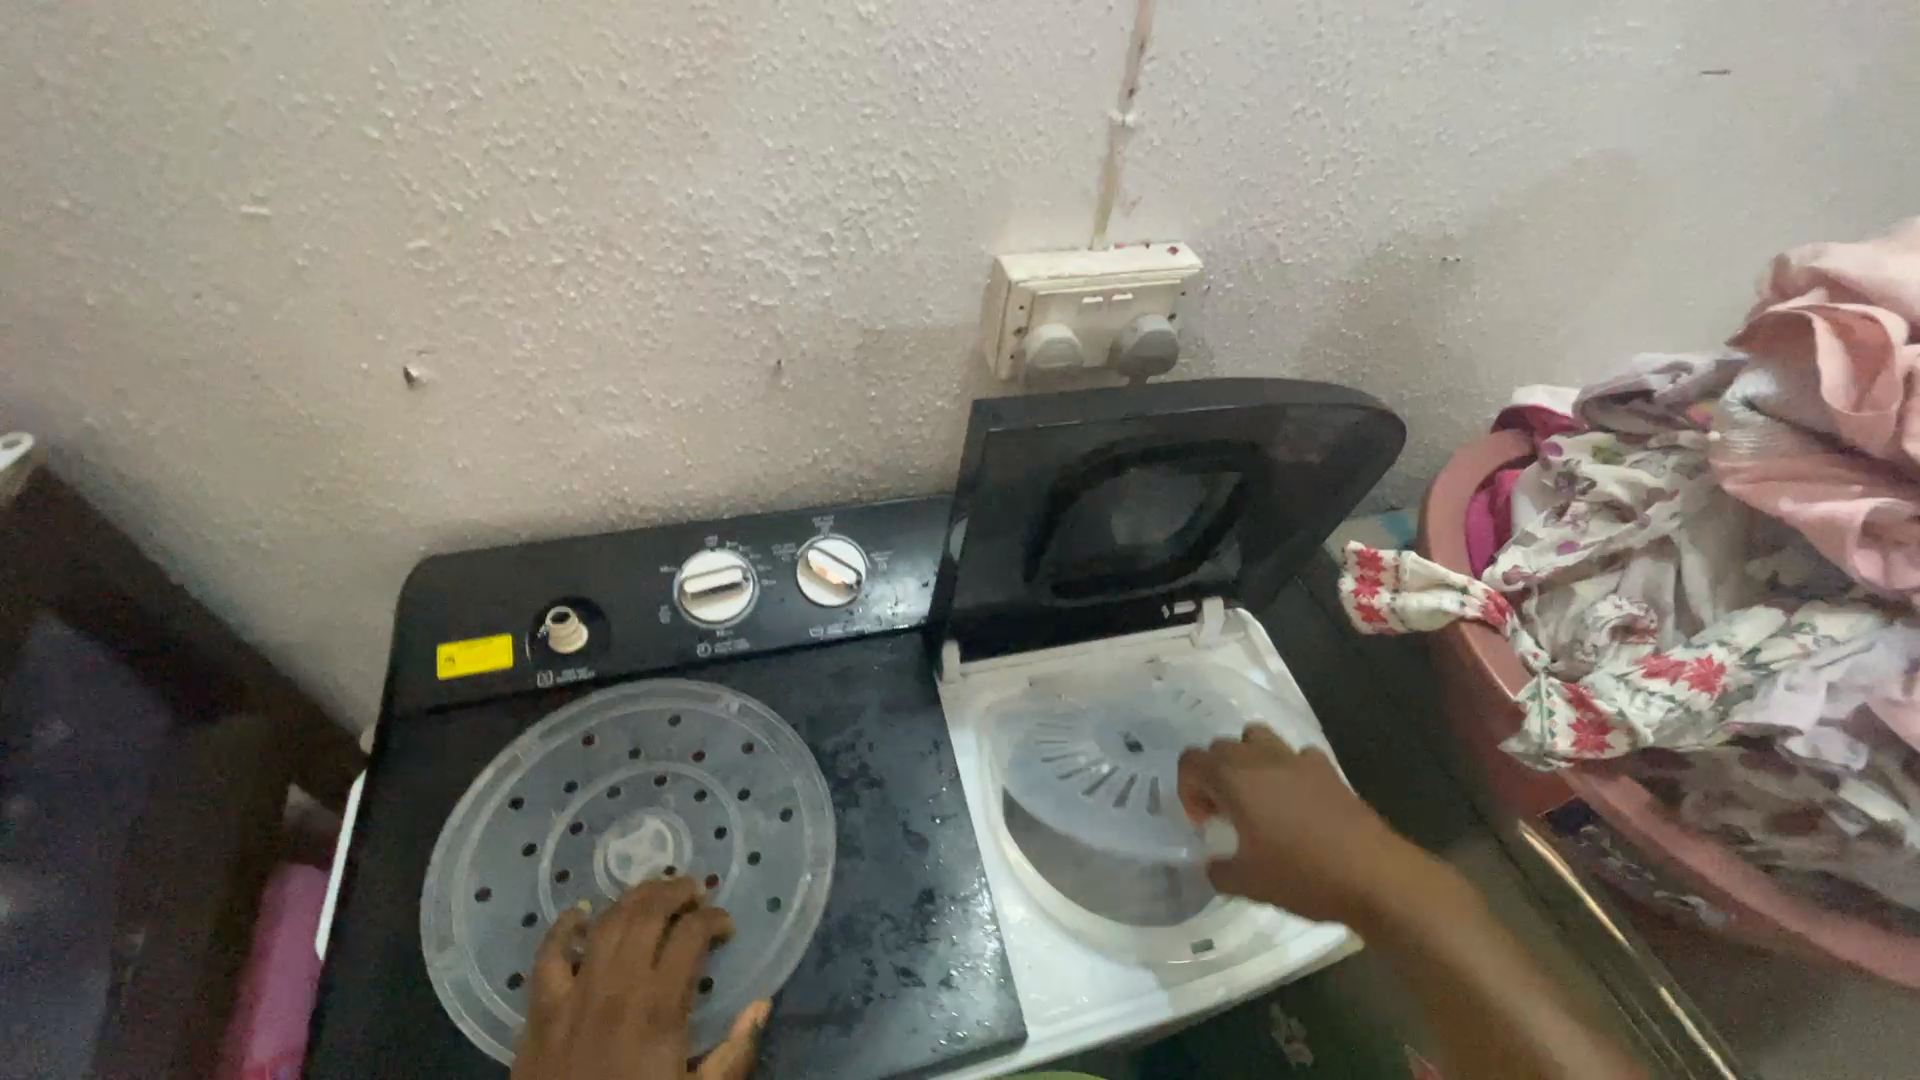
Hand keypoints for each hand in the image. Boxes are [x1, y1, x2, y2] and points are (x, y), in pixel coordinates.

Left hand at [510, 877, 770, 1079]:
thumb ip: (734, 1052)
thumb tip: (762, 1004)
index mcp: (660, 1008)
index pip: (692, 935)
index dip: (715, 919)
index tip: (726, 926)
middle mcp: (618, 987)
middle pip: (648, 914)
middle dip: (676, 891)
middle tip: (695, 891)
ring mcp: (575, 995)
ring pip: (606, 923)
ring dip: (633, 898)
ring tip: (654, 891)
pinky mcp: (541, 1011)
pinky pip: (548, 955)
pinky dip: (562, 927)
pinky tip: (579, 913)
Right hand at [1177, 725, 1434, 924]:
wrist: (1375, 876)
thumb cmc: (1303, 875)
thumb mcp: (1248, 884)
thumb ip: (1218, 870)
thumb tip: (1213, 865)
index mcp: (1234, 779)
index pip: (1191, 761)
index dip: (1188, 790)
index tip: (1205, 823)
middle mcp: (1260, 759)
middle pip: (1220, 747)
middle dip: (1214, 775)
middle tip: (1226, 813)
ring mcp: (1297, 760)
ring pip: (1256, 737)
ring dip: (1247, 760)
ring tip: (1257, 797)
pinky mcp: (1327, 770)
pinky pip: (1296, 756)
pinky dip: (1288, 770)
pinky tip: (1298, 802)